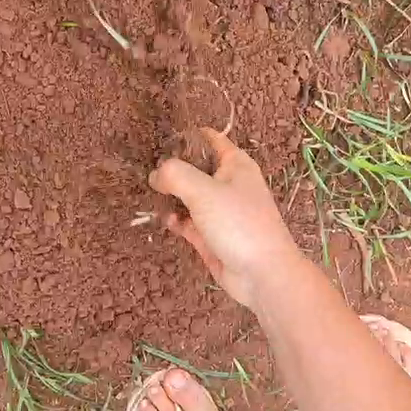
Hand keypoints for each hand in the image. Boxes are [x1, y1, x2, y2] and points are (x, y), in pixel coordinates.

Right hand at [150, 129, 303, 308]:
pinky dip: (176, 219)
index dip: (187, 137)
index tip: (161, 140)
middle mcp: (228, 184)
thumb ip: (175, 175)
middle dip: (173, 169)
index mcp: (235, 164)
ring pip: (190, 196)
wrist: (262, 273)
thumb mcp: (203, 190)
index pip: (210, 139)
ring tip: (150, 194)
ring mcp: (220, 211)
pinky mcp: (212, 236)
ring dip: (171, 195)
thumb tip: (155, 175)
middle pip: (196, 168)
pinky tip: (165, 219)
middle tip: (148, 170)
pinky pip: (188, 221)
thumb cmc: (238, 222)